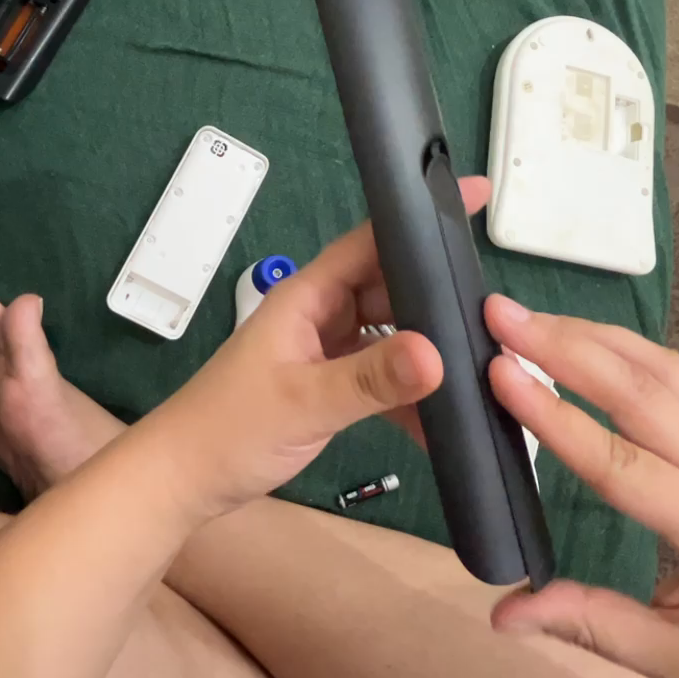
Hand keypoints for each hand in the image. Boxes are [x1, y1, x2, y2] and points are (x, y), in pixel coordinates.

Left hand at [138, 177, 491, 520]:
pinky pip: (380, 377)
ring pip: (390, 334)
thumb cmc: (231, 427)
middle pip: (389, 287)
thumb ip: (370, 378)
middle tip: (492, 307)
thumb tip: (438, 354)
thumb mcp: (304, 400)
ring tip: (480, 360)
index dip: (418, 220)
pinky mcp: (331, 384)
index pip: (369, 242)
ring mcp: (326, 349)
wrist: (186, 480)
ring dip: (425, 348)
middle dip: (436, 293)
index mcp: (309, 296)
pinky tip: (441, 419)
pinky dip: (408, 394)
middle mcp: (321, 313)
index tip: (470, 197)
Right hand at [482, 298, 678, 677]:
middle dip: (565, 346)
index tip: (498, 371)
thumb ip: (592, 626)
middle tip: (499, 313)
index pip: (622, 464)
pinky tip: (584, 340)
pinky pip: (673, 380)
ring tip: (530, 317)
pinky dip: (623, 348)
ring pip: (660, 371)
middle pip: (642, 393)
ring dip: (593, 336)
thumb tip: (502, 613)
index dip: (554, 417)